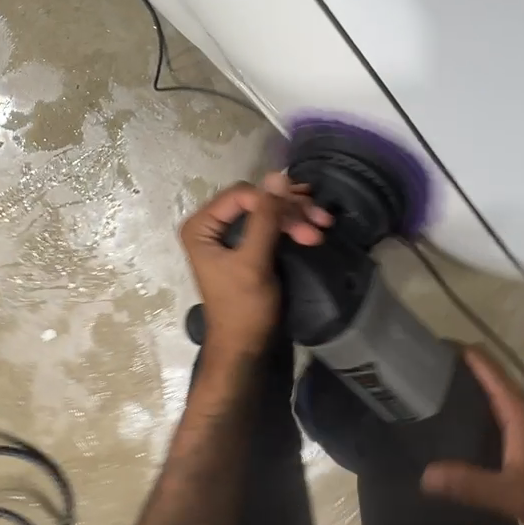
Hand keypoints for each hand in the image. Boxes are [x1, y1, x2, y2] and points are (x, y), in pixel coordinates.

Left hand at [180, 173, 328, 363]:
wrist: (246, 350)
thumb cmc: (243, 309)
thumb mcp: (254, 262)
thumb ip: (265, 219)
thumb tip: (277, 174)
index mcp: (200, 226)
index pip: (242, 194)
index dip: (275, 201)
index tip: (306, 216)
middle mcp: (211, 224)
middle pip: (257, 200)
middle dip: (290, 209)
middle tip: (320, 222)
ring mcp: (229, 234)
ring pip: (268, 209)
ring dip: (296, 215)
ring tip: (323, 225)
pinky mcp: (247, 245)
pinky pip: (271, 222)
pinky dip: (292, 224)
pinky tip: (313, 227)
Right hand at [422, 347, 523, 524]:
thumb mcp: (510, 494)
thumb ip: (470, 484)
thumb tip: (425, 474)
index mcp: (518, 411)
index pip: (488, 367)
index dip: (464, 352)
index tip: (434, 345)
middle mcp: (522, 411)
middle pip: (489, 377)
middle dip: (460, 369)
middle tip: (425, 369)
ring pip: (494, 397)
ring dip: (469, 389)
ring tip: (434, 391)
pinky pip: (497, 415)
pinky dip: (477, 410)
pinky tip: (460, 427)